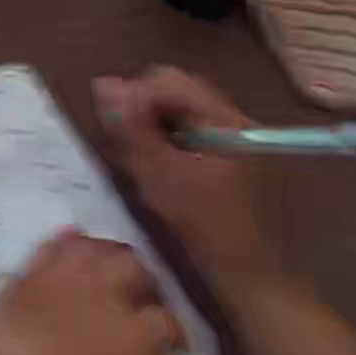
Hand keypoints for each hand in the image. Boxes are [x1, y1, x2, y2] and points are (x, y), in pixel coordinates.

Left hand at [0, 231, 184, 354]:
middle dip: (150, 283)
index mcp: (134, 336)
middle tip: (149, 301)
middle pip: (136, 268)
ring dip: (112, 254)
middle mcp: (101, 296)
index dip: (178, 333)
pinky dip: (66, 240)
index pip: (170, 321)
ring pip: (94, 248)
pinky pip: (50, 246)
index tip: (177, 347)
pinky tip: (72, 241)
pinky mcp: (24, 277)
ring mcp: (59, 280)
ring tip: (117, 268)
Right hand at [94, 67, 273, 291]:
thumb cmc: (203, 225)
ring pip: (182, 108)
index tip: (116, 129)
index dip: (134, 97)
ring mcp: (243, 136)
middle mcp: (241, 119)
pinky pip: (194, 126)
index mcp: (227, 120)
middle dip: (143, 109)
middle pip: (177, 90)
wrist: (251, 274)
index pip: (168, 80)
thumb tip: (104, 84)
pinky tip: (161, 164)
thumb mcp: (157, 173)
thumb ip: (130, 126)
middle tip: (124, 142)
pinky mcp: (241, 152)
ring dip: (154, 123)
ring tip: (141, 155)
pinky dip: (170, 136)